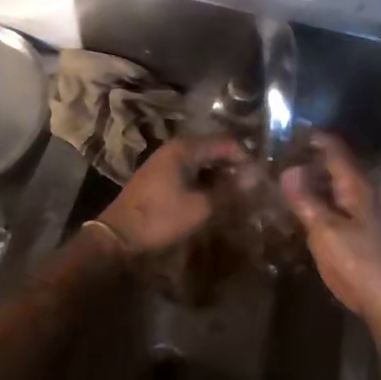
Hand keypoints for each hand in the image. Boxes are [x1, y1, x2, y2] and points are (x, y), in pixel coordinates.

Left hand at [98, 136, 248, 252]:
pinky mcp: (161, 177)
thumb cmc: (160, 218)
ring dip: (222, 177)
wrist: (118, 236)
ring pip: (204, 163)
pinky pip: (191, 173)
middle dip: (236, 168)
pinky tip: (217, 200)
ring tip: (239, 197)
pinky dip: (207, 183)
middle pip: (215, 150)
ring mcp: (166, 162)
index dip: (247, 159)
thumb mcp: (201, 207)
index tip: (262, 180)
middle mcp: (175, 149)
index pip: (227, 142)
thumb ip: (230, 191)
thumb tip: (257, 177)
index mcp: (185, 148)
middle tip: (254, 190)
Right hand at [282, 132, 380, 334]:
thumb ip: (306, 199)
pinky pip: (333, 206)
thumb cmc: (358, 263)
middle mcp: (362, 195)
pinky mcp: (357, 233)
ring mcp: (361, 215)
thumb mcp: (325, 230)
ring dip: (311, 180)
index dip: (314, 137)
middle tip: (277, 154)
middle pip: (335, 166)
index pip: (336, 150)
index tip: (287, 131)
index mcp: (356, 188)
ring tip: (281, 177)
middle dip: (309, 157)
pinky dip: (315, 200)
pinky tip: (297, 208)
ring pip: (333, 187)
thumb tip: (288, 169)